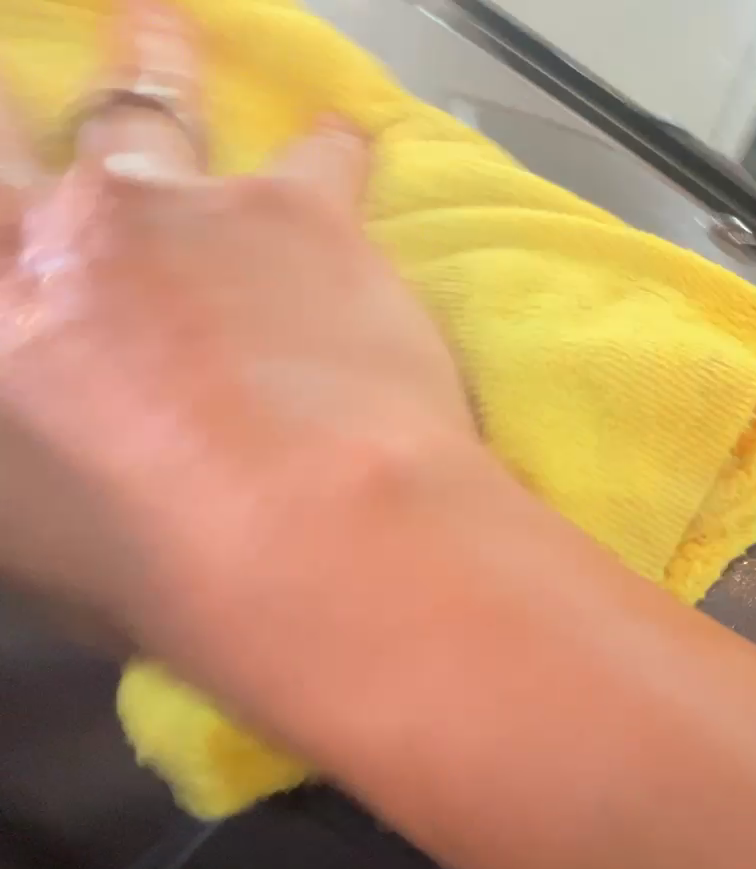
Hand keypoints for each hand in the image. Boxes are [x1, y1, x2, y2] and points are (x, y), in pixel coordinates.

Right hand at [0, 0, 475, 648]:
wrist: (306, 523)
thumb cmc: (171, 556)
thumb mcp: (43, 529)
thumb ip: (44, 459)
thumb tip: (68, 439)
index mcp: (0, 321)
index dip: (3, 193)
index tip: (16, 174)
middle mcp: (66, 241)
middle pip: (30, 141)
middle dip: (30, 100)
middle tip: (39, 48)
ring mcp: (185, 216)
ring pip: (156, 113)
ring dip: (157, 61)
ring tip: (162, 23)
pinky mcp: (308, 222)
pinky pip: (323, 161)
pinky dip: (334, 144)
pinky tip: (348, 129)